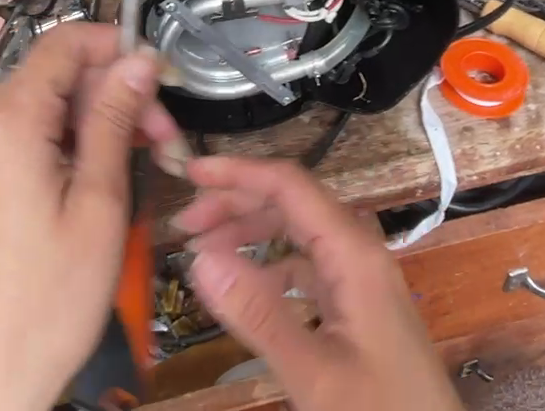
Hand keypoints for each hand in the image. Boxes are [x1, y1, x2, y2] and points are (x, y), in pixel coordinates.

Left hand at [0, 23, 186, 410]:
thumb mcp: (98, 205)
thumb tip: (138, 60)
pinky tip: (96, 177)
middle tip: (160, 139)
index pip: (67, 42)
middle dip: (113, 94)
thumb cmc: (44, 303)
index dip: (117, 48)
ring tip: (137, 165)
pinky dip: (64, 141)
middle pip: (57, 74)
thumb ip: (115, 120)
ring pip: (43, 103)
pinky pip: (22, 132)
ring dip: (93, 121)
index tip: (157, 79)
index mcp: (8, 118)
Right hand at [174, 156, 464, 410]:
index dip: (238, 172)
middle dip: (235, 202)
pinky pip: (306, 264)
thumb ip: (257, 315)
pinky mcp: (356, 303)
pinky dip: (268, 265)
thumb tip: (199, 258)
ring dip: (249, 232)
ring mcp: (359, 277)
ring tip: (204, 251)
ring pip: (297, 232)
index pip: (289, 185)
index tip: (192, 173)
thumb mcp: (314, 373)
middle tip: (185, 223)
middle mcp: (358, 252)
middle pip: (290, 202)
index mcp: (353, 253)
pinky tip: (245, 287)